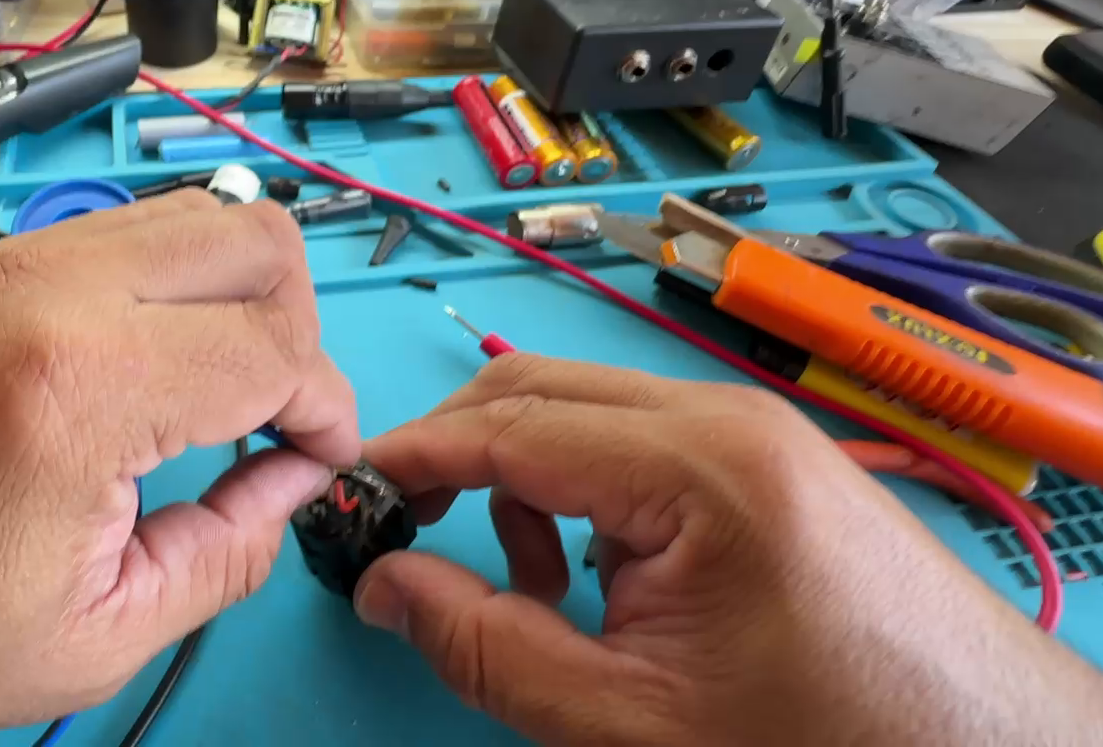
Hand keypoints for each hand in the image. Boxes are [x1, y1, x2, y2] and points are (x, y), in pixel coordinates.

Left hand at [0, 192, 358, 745]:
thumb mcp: (91, 636)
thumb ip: (229, 548)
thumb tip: (293, 479)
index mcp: (84, 387)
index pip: (276, 348)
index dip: (328, 408)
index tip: (320, 458)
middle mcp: (56, 286)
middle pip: (258, 241)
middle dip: (299, 326)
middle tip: (274, 411)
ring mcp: (16, 255)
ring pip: (198, 214)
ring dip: (240, 292)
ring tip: (218, 381)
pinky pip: (129, 229)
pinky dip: (176, 278)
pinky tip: (150, 355)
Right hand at [353, 355, 1102, 745]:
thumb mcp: (630, 726)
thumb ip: (484, 647)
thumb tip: (376, 584)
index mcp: (694, 463)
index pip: (507, 425)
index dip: (414, 452)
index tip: (351, 486)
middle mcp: (713, 411)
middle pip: (532, 390)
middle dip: (456, 450)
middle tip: (414, 524)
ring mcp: (739, 422)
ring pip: (572, 409)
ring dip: (520, 477)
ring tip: (539, 584)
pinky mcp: (751, 449)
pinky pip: (623, 438)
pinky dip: (577, 490)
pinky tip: (603, 572)